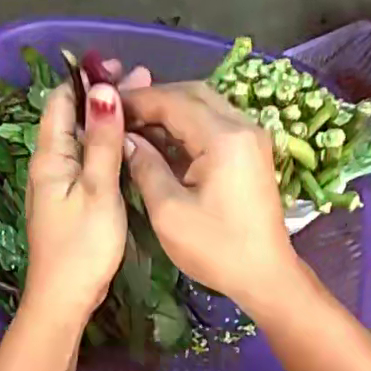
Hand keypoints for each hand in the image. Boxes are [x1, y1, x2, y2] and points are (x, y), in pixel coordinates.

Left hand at [22, 63, 147, 322]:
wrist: (66, 297)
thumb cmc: (83, 245)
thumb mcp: (98, 190)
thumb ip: (102, 141)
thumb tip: (104, 90)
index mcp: (50, 156)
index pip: (61, 101)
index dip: (87, 80)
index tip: (121, 66)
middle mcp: (50, 164)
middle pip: (74, 119)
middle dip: (104, 98)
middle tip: (144, 80)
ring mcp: (60, 185)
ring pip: (84, 141)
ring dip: (109, 121)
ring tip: (145, 105)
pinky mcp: (72, 202)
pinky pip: (89, 162)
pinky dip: (109, 147)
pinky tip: (131, 146)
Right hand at [121, 82, 303, 305]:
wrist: (266, 276)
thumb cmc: (217, 249)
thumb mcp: (169, 212)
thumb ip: (145, 166)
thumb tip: (125, 138)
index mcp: (225, 138)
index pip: (173, 101)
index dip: (136, 101)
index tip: (104, 108)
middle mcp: (244, 126)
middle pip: (192, 94)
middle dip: (154, 101)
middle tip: (119, 116)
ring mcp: (253, 138)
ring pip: (205, 106)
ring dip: (171, 112)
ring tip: (135, 128)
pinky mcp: (253, 152)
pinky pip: (216, 124)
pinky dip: (188, 127)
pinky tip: (163, 143)